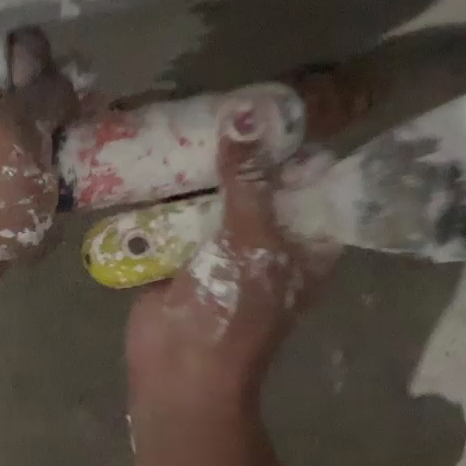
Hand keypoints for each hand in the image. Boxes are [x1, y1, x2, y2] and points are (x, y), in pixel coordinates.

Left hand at [0, 30, 79, 273]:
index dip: (39, 65)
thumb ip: (47, 89)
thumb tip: (74, 76)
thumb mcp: (19, 133)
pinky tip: (56, 154)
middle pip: (15, 66)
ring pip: (20, 98)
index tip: (52, 101)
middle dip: (46, 91)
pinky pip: (14, 128)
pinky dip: (37, 137)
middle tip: (65, 123)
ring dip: (48, 116)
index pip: (7, 35)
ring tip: (68, 141)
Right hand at [125, 93, 338, 410]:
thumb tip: (246, 113)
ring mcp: (222, 244)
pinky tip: (154, 150)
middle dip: (240, 146)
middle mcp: (268, 237)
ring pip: (215, 192)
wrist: (180, 370)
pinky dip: (166, 188)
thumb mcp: (251, 239)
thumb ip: (248, 178)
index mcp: (305, 239)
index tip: (275, 99)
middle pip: (258, 179)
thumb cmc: (234, 311)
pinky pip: (177, 211)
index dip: (296, 141)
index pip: (310, 177)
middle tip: (223, 95)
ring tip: (187, 110)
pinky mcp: (181, 251)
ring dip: (199, 164)